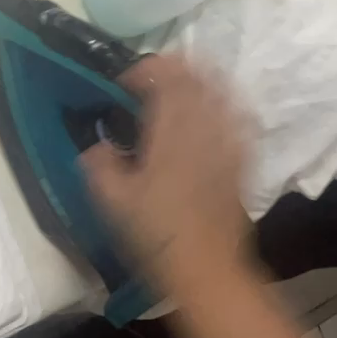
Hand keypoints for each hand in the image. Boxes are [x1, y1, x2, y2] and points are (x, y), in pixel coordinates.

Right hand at [79, 55, 248, 283]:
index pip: (164, 78)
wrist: (206, 269)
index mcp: (169, 134)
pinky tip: (215, 114)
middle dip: (174, 68)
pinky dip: (225, 105)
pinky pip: (240, 117)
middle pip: (198, 76)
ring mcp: (229, 143)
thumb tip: (94, 147)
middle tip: (151, 79)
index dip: (144, 70)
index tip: (123, 83)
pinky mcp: (242, 160)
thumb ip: (99, 166)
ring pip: (223, 91)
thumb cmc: (155, 237)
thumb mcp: (112, 204)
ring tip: (183, 87)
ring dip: (202, 80)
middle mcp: (204, 129)